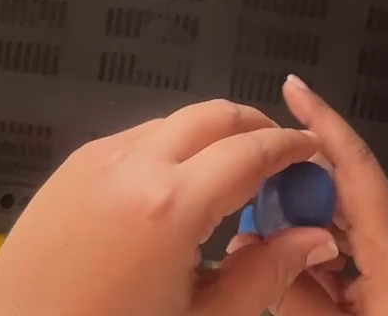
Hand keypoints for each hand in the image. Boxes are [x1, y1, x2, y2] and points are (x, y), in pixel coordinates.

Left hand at [0, 99, 340, 315]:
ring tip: (227, 178)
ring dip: (211, 135)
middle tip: (278, 157)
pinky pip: (136, 136)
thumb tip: (314, 237)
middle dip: (254, 126)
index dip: (290, 146)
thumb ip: (264, 274)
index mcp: (170, 204)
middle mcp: (134, 162)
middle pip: (214, 113)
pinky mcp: (73, 164)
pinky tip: (174, 189)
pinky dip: (170, 147)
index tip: (311, 151)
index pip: (251, 150)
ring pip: (175, 121)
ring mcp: (98, 156)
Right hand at [234, 75, 387, 315]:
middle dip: (304, 183)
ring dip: (322, 218)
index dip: (320, 117)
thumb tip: (250, 243)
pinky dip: (345, 243)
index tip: (291, 85)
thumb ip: (293, 291)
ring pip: (363, 211)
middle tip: (256, 194)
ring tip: (278, 236)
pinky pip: (380, 235)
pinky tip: (320, 272)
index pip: (354, 160)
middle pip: (352, 184)